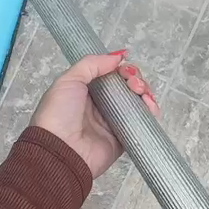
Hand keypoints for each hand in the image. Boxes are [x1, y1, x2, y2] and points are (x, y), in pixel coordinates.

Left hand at [29, 50, 158, 177]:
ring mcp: (112, 122)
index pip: (110, 75)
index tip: (125, 68)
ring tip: (143, 94)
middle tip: (134, 84)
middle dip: (135, 79)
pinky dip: (150, 112)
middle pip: (125, 87)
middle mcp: (100, 105)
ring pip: (136, 102)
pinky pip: (141, 123)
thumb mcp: (68, 81)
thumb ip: (91, 65)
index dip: (121, 69)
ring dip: (144, 93)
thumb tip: (118, 57)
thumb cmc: (59, 114)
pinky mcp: (123, 139)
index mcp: (85, 91)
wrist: (59, 152)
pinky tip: (150, 106)